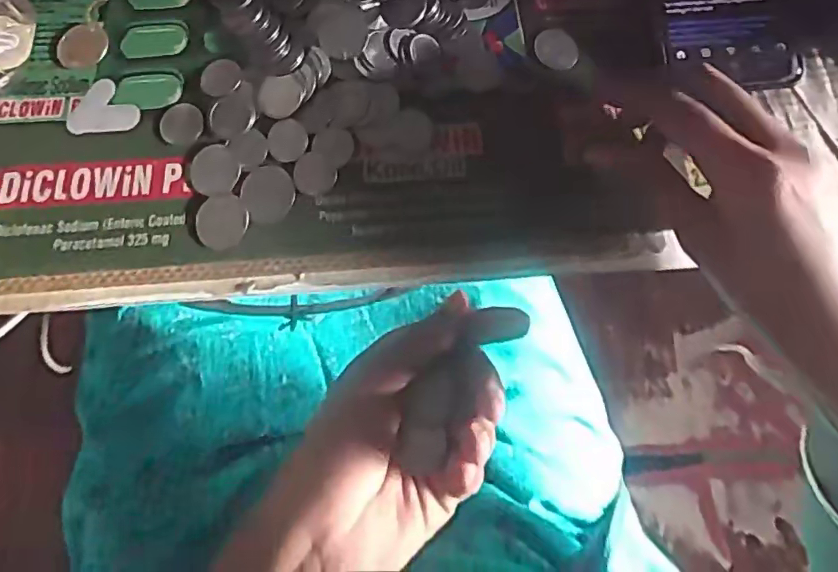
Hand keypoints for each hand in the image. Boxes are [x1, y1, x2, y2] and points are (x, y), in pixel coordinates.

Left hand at [213, 293, 523, 571]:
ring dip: (481, 426)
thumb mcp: (374, 382)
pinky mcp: (446, 484)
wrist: (320, 536)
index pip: (449, 338)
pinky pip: (474, 464)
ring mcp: (435, 442)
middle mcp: (421, 399)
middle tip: (482, 407)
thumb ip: (420, 343)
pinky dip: (472, 464)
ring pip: (480, 418)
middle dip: (484, 386)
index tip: (517, 324)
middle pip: (473, 377)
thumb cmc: (335, 446)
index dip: (481, 327)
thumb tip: (462, 301)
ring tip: (467, 444)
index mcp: (401, 367)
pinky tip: (458, 472)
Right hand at [585, 64, 837, 471]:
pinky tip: (686, 147)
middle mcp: (779, 143)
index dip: (630, 92)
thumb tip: (600, 148)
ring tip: (645, 130)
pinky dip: (710, 117)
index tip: (594, 86)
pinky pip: (747, 118)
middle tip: (618, 104)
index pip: (678, 107)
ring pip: (730, 96)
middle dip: (657, 83)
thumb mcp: (700, 238)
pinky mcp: (805, 158)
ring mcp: (798, 146)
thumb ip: (654, 179)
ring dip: (683, 99)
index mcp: (749, 169)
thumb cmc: (767, 299)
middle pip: (707, 82)